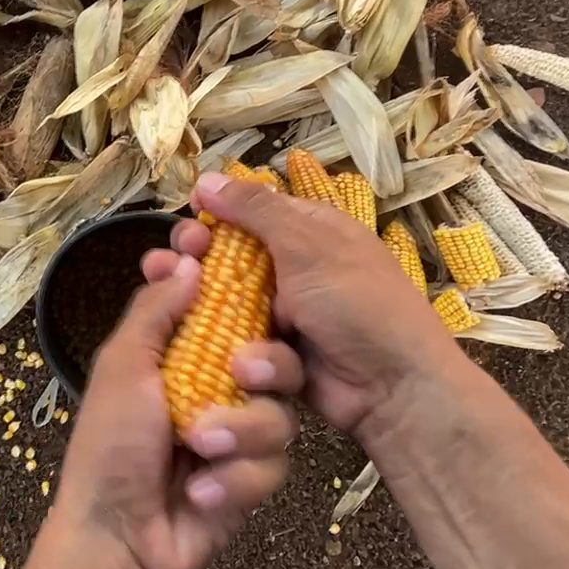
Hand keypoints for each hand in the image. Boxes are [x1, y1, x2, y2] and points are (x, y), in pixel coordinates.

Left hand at [49, 252, 305, 568]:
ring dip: (239, 433)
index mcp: (179, 347)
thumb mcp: (123, 365)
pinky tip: (201, 491)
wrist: (122, 535)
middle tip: (240, 370)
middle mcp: (216, 378)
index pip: (220, 300)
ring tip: (199, 448)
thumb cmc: (111, 439)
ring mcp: (238, 426)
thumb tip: (190, 260)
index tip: (232, 254)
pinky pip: (274, 462)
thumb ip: (156, 311)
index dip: (229, 277)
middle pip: (272, 350)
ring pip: (280, 409)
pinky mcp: (254, 473)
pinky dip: (236, 477)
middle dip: (262, 362)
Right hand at [179, 171, 458, 434]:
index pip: (250, 210)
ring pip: (227, 300)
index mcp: (308, 231)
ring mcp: (283, 311)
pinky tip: (236, 353)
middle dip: (198, 259)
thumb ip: (254, 210)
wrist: (395, 391)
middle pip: (229, 254)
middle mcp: (293, 267)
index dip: (216, 213)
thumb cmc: (357, 304)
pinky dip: (238, 346)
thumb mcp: (307, 245)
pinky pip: (240, 341)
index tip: (189, 221)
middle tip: (174, 264)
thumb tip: (204, 177)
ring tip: (176, 301)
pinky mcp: (275, 351)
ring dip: (204, 302)